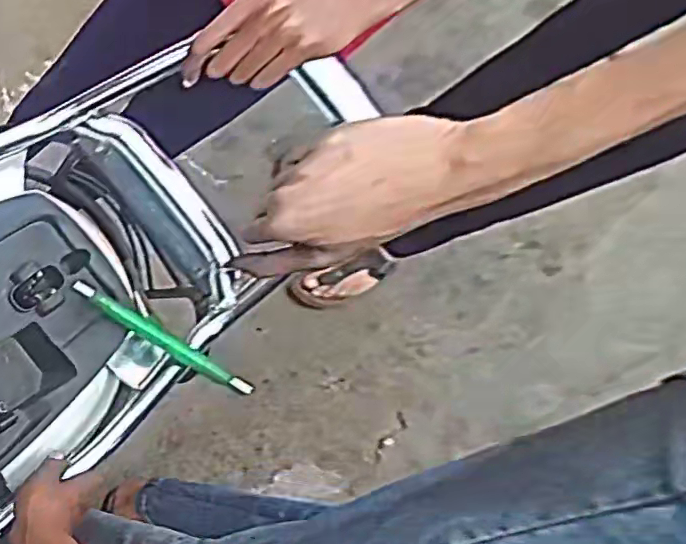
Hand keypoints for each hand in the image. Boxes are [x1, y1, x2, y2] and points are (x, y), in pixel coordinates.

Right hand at [9, 458, 107, 543]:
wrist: (34, 541)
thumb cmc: (43, 511)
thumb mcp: (44, 478)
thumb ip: (52, 466)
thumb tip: (58, 457)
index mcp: (79, 490)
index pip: (92, 477)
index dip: (86, 471)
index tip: (80, 466)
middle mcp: (78, 508)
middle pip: (80, 495)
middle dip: (70, 490)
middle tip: (58, 483)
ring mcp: (66, 524)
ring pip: (65, 511)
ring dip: (56, 506)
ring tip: (41, 500)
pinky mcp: (51, 536)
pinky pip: (49, 524)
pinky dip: (43, 520)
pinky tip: (32, 517)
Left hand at [185, 0, 409, 89]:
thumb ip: (247, 6)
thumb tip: (221, 31)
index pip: (207, 40)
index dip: (193, 61)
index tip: (190, 71)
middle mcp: (268, 17)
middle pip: (221, 64)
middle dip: (221, 66)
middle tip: (231, 59)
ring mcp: (286, 35)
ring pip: (241, 75)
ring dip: (244, 71)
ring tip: (260, 54)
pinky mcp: (304, 49)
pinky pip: (265, 78)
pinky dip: (264, 76)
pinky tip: (275, 60)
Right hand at [231, 116, 474, 276]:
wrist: (442, 168)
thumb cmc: (393, 213)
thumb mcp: (329, 255)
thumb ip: (275, 263)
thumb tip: (243, 265)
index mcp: (282, 222)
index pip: (251, 231)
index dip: (271, 235)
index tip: (288, 232)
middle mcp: (286, 189)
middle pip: (267, 203)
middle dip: (287, 208)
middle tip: (321, 211)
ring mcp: (307, 160)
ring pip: (286, 176)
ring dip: (302, 183)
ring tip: (338, 186)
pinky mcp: (329, 136)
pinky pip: (307, 151)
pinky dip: (319, 160)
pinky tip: (345, 166)